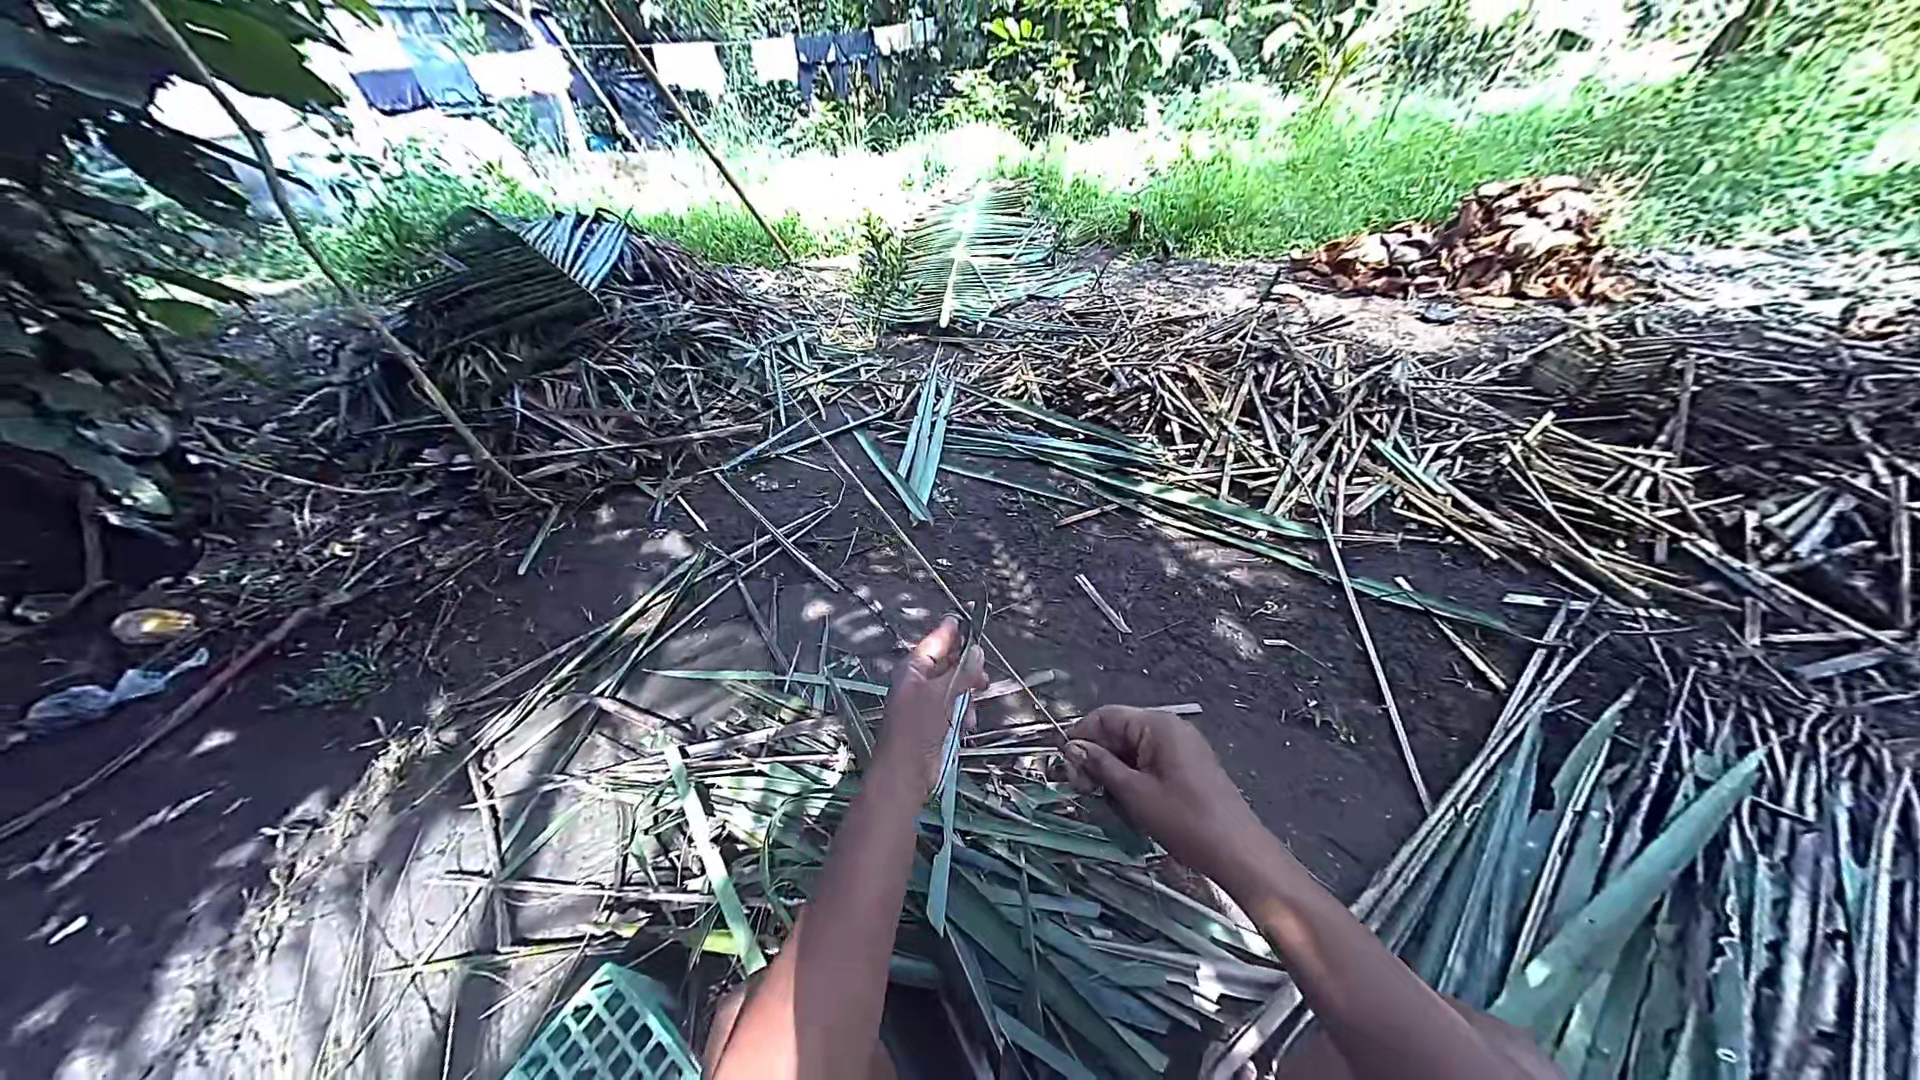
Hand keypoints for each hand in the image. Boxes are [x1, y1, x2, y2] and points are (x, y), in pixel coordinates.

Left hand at [876, 616, 986, 797]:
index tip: (971, 615)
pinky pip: (955, 706)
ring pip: (956, 686)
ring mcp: (927, 701)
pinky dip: (962, 712)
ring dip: (966, 696)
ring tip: (969, 709)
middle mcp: (919, 681)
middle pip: (949, 663)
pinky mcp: (934, 720)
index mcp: (913, 668)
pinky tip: (965, 724)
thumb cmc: (916, 729)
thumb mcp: (941, 695)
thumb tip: (977, 652)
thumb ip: (961, 672)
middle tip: (983, 676)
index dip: (954, 629)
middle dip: (967, 670)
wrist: (906, 772)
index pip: (937, 640)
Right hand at [1064, 706, 1278, 891]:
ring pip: (1131, 749)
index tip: (1066, 767)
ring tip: (1109, 801)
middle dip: (1097, 757)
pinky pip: (1148, 762)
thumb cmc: (1184, 820)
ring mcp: (1181, 746)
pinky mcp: (1187, 766)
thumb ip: (1099, 765)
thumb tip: (1071, 748)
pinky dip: (1133, 778)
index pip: (1105, 716)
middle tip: (1085, 790)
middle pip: (1118, 731)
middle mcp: (1169, 727)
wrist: (1239, 853)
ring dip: (1114, 771)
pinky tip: (1129, 803)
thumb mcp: (1133, 792)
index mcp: (1157, 724)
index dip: (1080, 738)